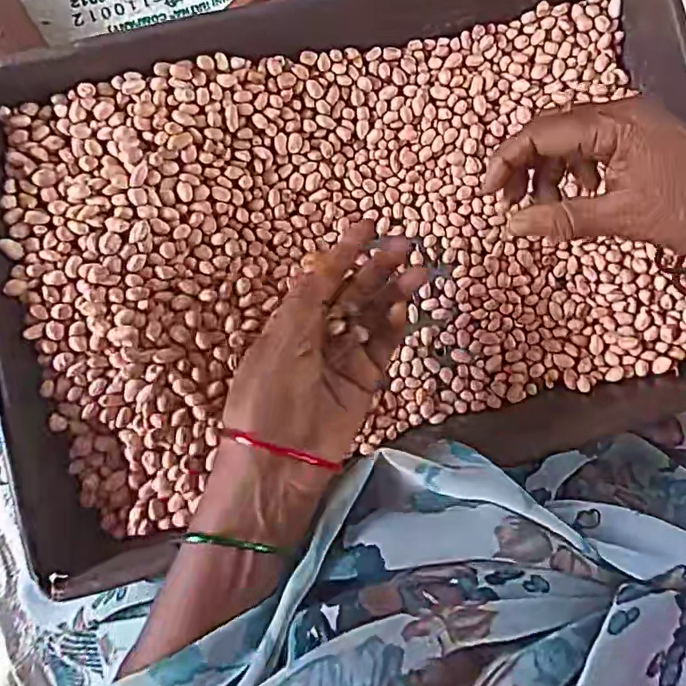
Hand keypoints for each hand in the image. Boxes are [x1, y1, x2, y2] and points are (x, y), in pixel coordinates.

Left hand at [221, 219, 429, 463]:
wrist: (280, 460)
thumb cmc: (268, 396)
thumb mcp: (281, 341)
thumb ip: (308, 300)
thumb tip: (324, 260)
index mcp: (292, 321)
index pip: (324, 278)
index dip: (345, 250)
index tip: (368, 225)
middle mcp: (320, 334)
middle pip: (354, 292)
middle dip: (377, 267)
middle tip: (404, 244)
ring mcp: (345, 356)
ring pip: (374, 315)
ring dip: (393, 291)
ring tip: (417, 270)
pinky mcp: (365, 379)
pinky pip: (383, 344)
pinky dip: (394, 324)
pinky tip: (403, 305)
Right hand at [480, 97, 685, 257]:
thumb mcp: (619, 217)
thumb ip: (560, 218)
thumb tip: (514, 224)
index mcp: (614, 122)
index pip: (541, 132)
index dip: (507, 160)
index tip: (488, 189)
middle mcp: (620, 113)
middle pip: (550, 131)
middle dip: (524, 166)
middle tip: (507, 201)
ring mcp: (631, 125)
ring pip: (567, 141)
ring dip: (547, 172)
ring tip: (541, 207)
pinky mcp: (638, 141)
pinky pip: (590, 149)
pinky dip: (572, 173)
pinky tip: (574, 198)